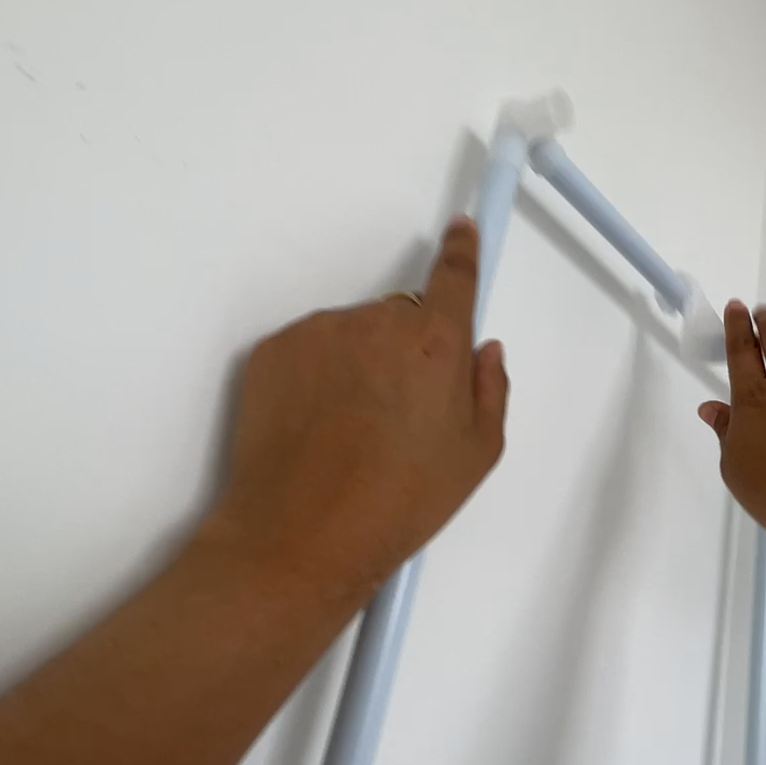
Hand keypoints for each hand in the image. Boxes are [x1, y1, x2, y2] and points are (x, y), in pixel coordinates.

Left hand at [196, 217, 508, 600]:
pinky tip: (318, 422)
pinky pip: (312, 346)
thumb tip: (485, 349)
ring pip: (356, 331)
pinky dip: (320, 372)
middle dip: (409, 345)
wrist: (300, 536)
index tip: (462, 228)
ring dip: (362, 359)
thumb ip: (492, 388)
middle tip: (400, 409)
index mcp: (436, 343)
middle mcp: (378, 322)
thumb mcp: (476, 455)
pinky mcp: (274, 349)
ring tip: (353, 425)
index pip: (455, 276)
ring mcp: (321, 331)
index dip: (462, 249)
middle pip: (403, 314)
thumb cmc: (401, 500)